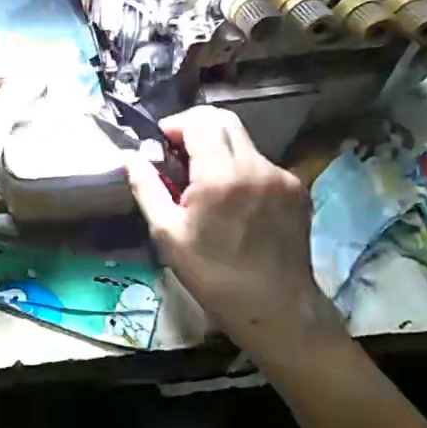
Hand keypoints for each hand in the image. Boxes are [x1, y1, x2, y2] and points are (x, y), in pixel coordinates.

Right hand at [125, 106, 343, 359]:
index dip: (175, 125)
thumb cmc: (213, 275)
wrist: (275, 307)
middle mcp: (256, 166)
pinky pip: (262, 164)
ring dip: (219, 151)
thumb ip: (147, 188)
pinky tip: (234, 203)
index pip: (199, 121)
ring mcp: (282, 176)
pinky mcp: (297, 189)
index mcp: (221, 176)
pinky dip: (241, 171)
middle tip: (179, 157)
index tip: (161, 146)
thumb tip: (129, 157)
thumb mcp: (168, 235)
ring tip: (206, 186)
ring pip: (244, 142)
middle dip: (196, 130)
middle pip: (224, 121)